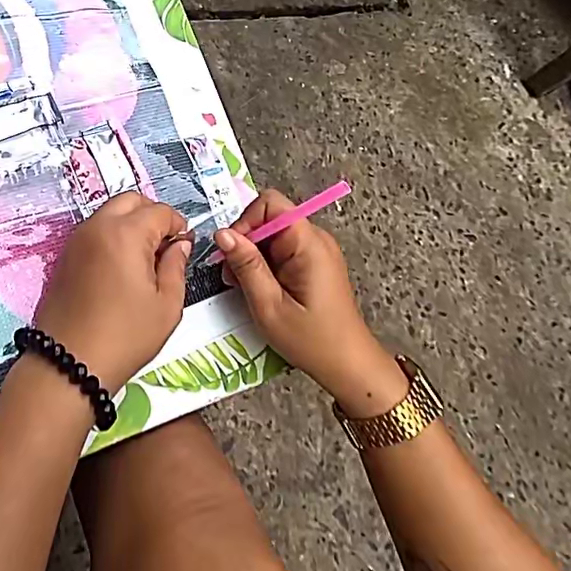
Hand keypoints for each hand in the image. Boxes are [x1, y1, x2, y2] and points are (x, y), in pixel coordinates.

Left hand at [35, 192, 191, 388]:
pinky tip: (122, 267)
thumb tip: (179, 245)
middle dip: (152, 214)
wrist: (68, 362)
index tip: (185, 242)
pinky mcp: (65, 255)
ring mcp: (77, 239)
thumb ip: (176, 266)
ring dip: (130, 223)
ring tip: (145, 259)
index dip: (178, 224)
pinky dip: (111, 235)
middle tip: (166, 243)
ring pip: (110, 212)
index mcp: (125, 234)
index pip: (159, 211)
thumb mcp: (166, 305)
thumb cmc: (122, 337)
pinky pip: (94, 230)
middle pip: (130, 200)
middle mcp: (97, 228)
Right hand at [214, 190, 406, 416]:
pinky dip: (263, 264)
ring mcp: (315, 249)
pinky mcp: (312, 261)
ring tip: (246, 287)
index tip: (233, 253)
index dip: (245, 222)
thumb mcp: (269, 305)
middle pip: (268, 218)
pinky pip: (280, 248)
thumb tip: (222, 233)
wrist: (348, 366)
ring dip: (251, 256)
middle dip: (245, 243)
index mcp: (308, 244)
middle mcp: (315, 239)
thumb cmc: (311, 340)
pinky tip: (260, 289)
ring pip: (270, 234)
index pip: (270, 204)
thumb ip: (246, 265)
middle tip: (234, 277)